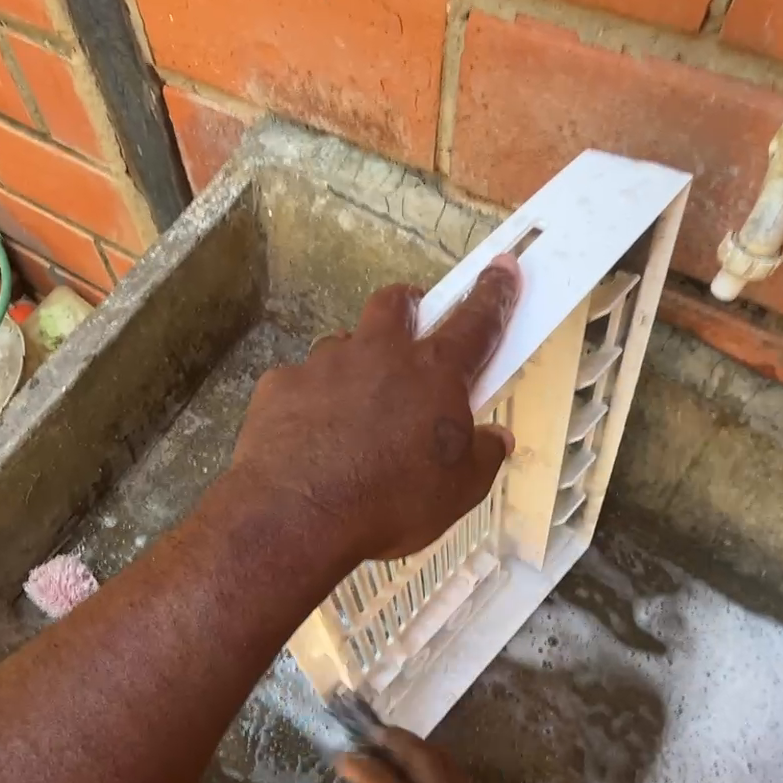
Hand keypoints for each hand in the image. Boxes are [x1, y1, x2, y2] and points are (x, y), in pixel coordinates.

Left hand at [226, 255, 520, 565]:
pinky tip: (307, 436)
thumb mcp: (458, 491)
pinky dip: (309, 401)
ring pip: (342, 344)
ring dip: (354, 363)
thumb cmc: (391, 503)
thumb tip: (497, 437)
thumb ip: (483, 456)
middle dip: (408, 305)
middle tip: (411, 329)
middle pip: (395, 303)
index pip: (475, 321)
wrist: (297, 515)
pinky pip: (299, 382)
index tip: (503, 267)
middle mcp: (377, 353)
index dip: (494, 293)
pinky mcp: (279, 385)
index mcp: (432, 373)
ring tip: (351, 408)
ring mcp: (322, 364)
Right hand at [337, 726, 523, 782]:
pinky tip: (417, 765)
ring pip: (440, 755)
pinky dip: (431, 757)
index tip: (343, 759)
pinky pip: (452, 768)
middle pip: (417, 754)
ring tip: (391, 743)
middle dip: (392, 739)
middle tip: (371, 735)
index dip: (360, 767)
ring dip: (413, 744)